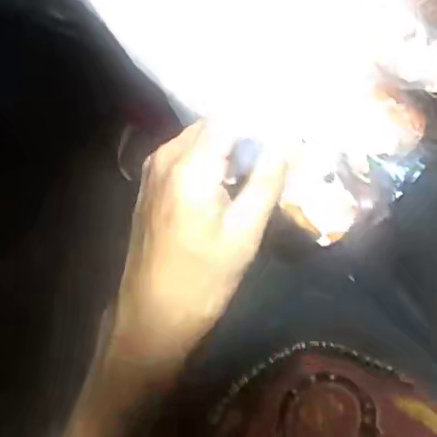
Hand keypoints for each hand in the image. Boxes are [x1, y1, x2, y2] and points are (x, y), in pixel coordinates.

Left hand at [107, 121, 288, 385]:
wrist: (150, 317)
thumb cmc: (203, 280)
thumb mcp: (244, 234)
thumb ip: (266, 182)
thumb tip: (287, 143)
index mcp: (189, 165)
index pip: (228, 118)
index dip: (259, 121)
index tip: (285, 133)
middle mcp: (166, 156)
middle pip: (212, 124)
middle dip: (245, 133)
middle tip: (276, 154)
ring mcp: (153, 167)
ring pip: (198, 137)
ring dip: (227, 145)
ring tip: (257, 169)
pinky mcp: (149, 182)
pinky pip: (184, 153)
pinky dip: (208, 157)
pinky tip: (228, 183)